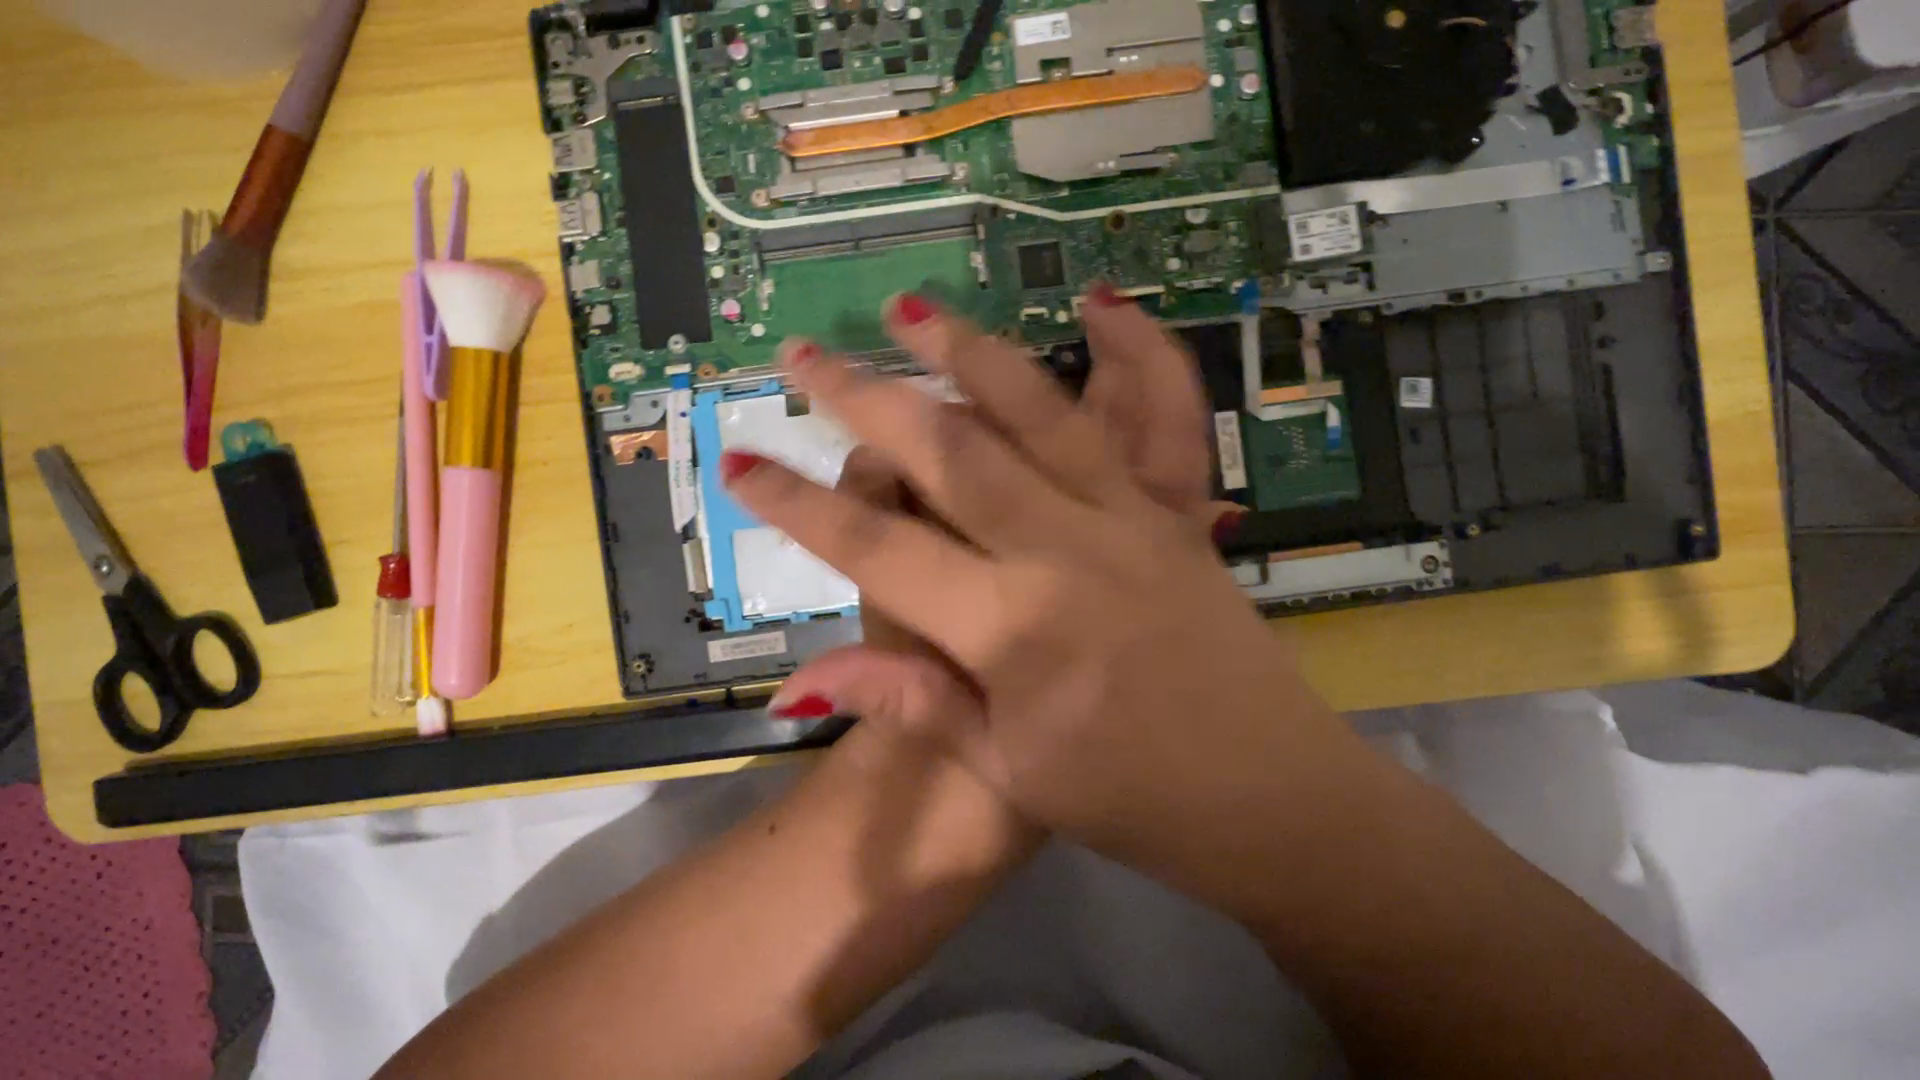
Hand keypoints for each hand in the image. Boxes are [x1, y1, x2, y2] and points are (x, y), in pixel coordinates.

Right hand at [734, 291, 1345, 858]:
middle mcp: (1061, 551)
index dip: (797, 506)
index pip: (876, 548)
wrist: (1268, 793)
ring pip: (1038, 412)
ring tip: (910, 313)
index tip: (740, 464)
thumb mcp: (1009, 769)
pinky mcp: (1176, 512)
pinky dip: (1134, 355)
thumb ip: (913, 702)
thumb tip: (803, 675)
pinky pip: (1156, 416)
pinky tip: (1101, 305)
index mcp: (1006, 629)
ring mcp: (1128, 518)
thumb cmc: (1130, 801)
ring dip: (967, 354)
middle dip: (864, 398)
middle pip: (947, 452)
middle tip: (804, 356)